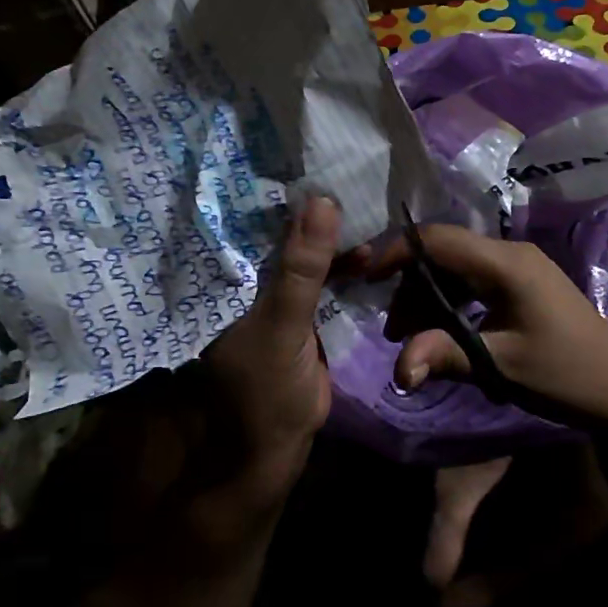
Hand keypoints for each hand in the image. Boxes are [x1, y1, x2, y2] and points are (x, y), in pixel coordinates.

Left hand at [200, 197, 344, 464]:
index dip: (282, 192)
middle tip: (352, 174)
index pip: (258, 222)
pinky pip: (326, 286)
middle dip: (316, 214)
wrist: (274, 449)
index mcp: (237, 277)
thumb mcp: (283, 322)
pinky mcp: (307, 323)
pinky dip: (345, 270)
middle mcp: (257, 283)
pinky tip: (370, 252)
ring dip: (336, 241)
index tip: (314, 157)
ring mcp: (284, 303)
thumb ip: (301, 267)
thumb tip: (320, 199)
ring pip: (310, 260)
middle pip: (287, 238)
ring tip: (369, 208)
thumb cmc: (264, 387)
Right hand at [377, 226, 607, 431]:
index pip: (438, 240)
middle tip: (394, 332)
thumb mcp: (501, 365)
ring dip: (429, 298)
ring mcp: (519, 268)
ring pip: (457, 269)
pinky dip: (451, 304)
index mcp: (507, 263)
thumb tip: (397, 369)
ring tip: (412, 339)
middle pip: (444, 253)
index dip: (397, 252)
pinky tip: (443, 334)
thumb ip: (445, 355)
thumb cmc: (567, 375)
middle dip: (411, 286)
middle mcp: (511, 254)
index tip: (365, 277)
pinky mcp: (523, 286)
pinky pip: (474, 282)